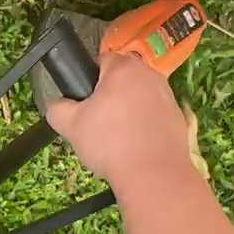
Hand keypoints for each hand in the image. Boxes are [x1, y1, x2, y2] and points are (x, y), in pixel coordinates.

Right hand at [45, 52, 191, 185]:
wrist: (151, 172)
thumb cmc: (108, 142)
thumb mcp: (70, 126)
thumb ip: (58, 109)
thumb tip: (57, 106)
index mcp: (123, 68)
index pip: (101, 61)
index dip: (88, 82)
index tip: (83, 105)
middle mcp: (149, 74)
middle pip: (121, 81)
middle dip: (108, 99)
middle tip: (95, 126)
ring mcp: (167, 95)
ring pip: (137, 99)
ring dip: (125, 113)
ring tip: (114, 141)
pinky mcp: (176, 116)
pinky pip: (152, 116)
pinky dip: (141, 127)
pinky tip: (132, 148)